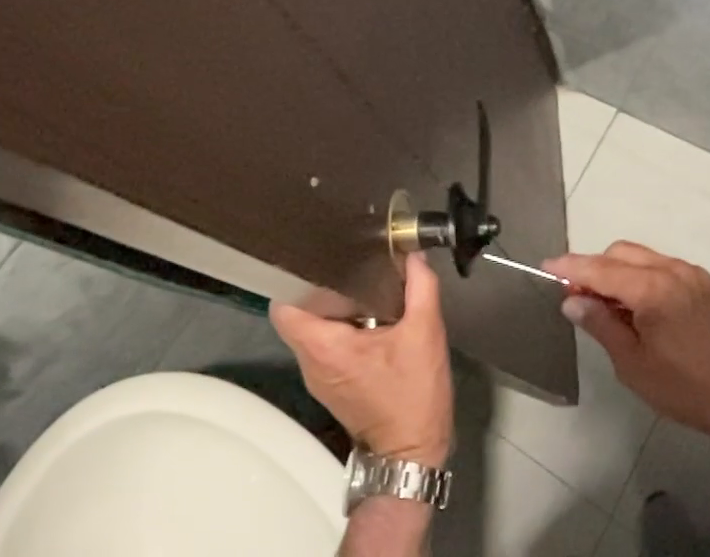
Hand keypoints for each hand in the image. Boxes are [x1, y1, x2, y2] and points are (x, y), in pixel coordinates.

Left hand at [270, 253, 454, 466]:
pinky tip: (369, 315)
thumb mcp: (425, 334)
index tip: (320, 258)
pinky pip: (324, 345)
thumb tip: (413, 255)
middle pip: (298, 313)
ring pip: (312, 329)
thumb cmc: (413, 396)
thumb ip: (421, 287)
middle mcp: (310, 361)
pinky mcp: (330, 384)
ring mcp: (318, 376)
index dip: (294, 277)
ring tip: (361, 286)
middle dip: (321, 287)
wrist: (411, 454)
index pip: (284, 306)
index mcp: (323, 346)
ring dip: (332, 307)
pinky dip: (340, 327)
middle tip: (350, 266)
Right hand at [545, 242, 709, 447]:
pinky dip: (643, 276)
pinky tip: (639, 306)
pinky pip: (664, 267)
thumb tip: (573, 300)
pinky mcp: (706, 283)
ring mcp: (692, 274)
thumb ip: (601, 325)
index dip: (570, 267)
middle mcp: (673, 270)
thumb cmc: (686, 388)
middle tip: (577, 295)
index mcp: (653, 290)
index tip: (546, 266)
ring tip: (607, 304)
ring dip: (619, 271)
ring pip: (643, 256)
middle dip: (594, 267)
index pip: (600, 269)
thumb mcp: (633, 365)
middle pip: (621, 253)